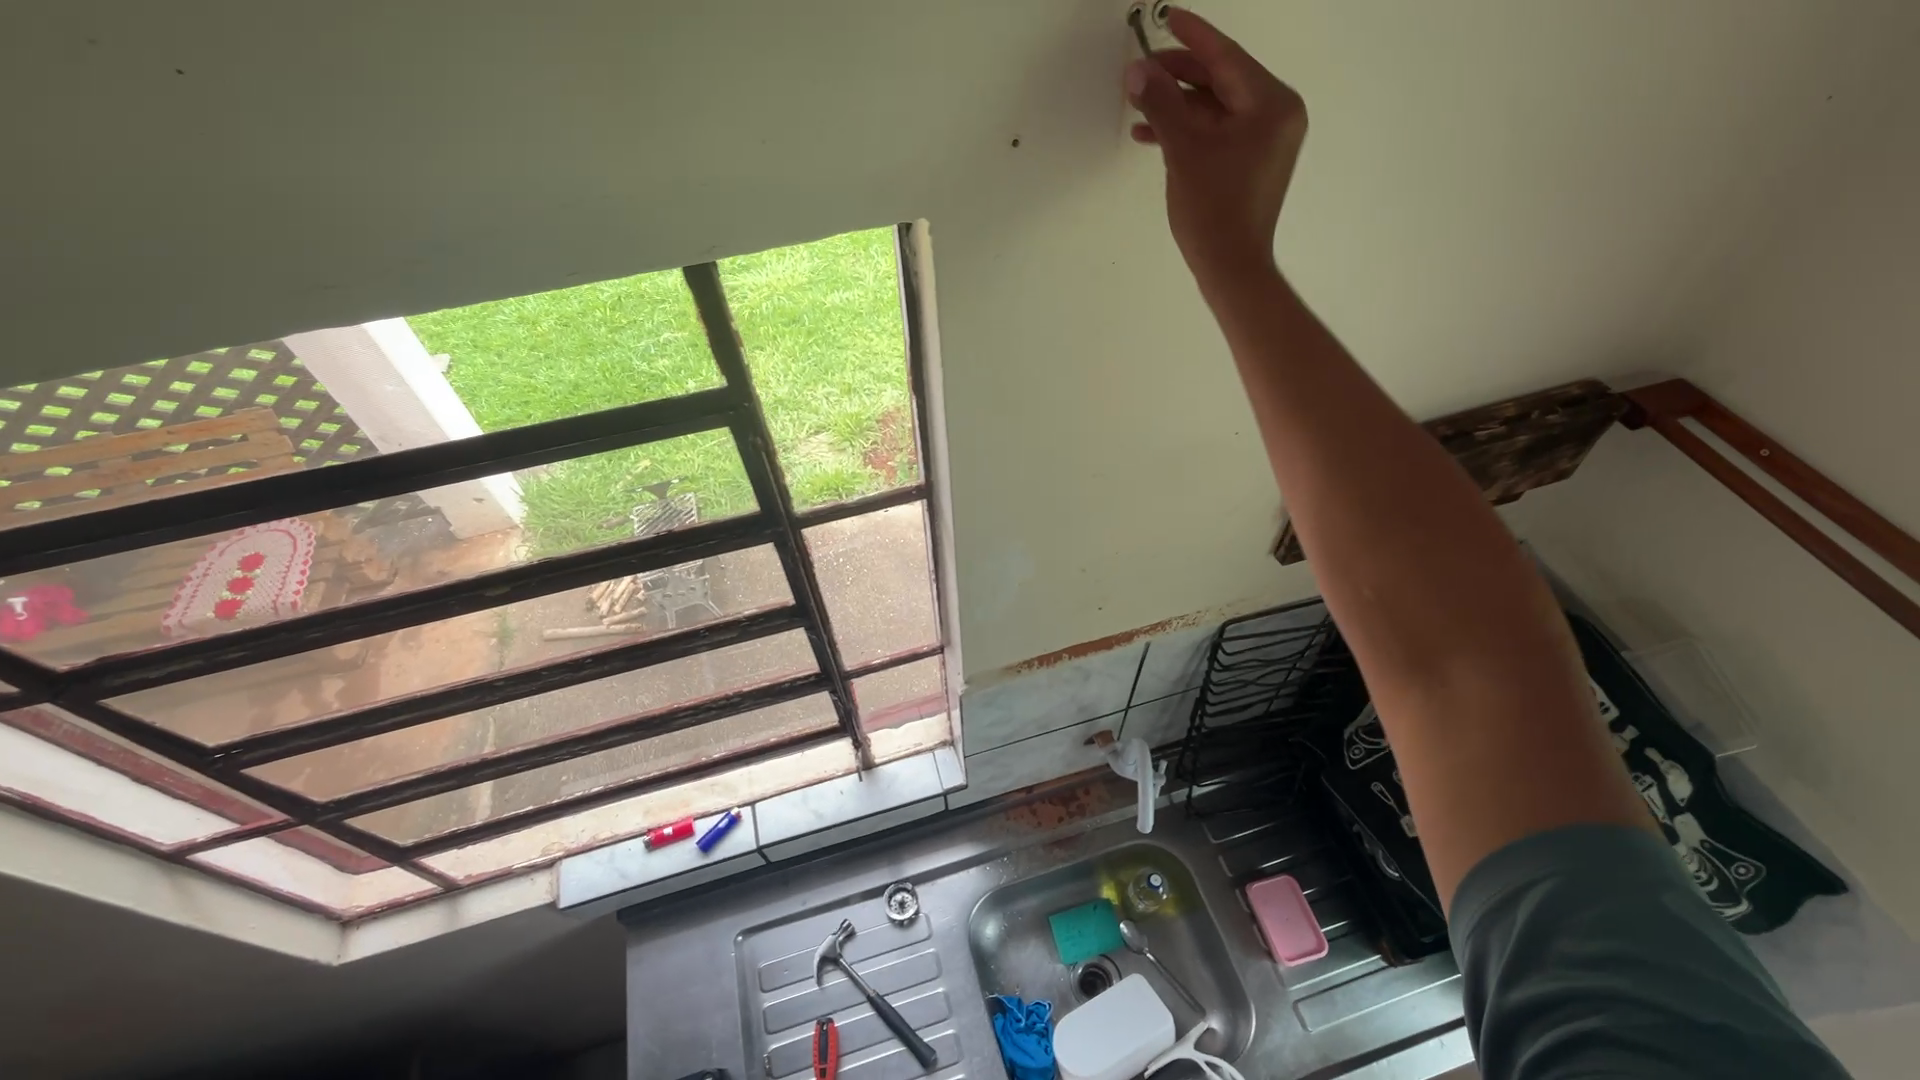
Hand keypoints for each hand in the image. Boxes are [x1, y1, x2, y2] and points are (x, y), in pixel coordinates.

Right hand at [1127, 8, 1307, 289]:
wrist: (1230, 267)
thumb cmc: (1213, 208)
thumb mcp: (1183, 150)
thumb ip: (1161, 104)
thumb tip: (1137, 70)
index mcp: (1272, 104)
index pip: (1226, 57)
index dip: (1192, 37)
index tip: (1165, 16)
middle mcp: (1276, 115)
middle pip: (1220, 80)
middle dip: (1177, 76)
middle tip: (1139, 71)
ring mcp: (1265, 140)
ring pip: (1214, 108)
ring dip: (1175, 106)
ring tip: (1137, 105)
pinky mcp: (1249, 162)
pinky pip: (1216, 132)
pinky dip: (1186, 131)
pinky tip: (1150, 135)